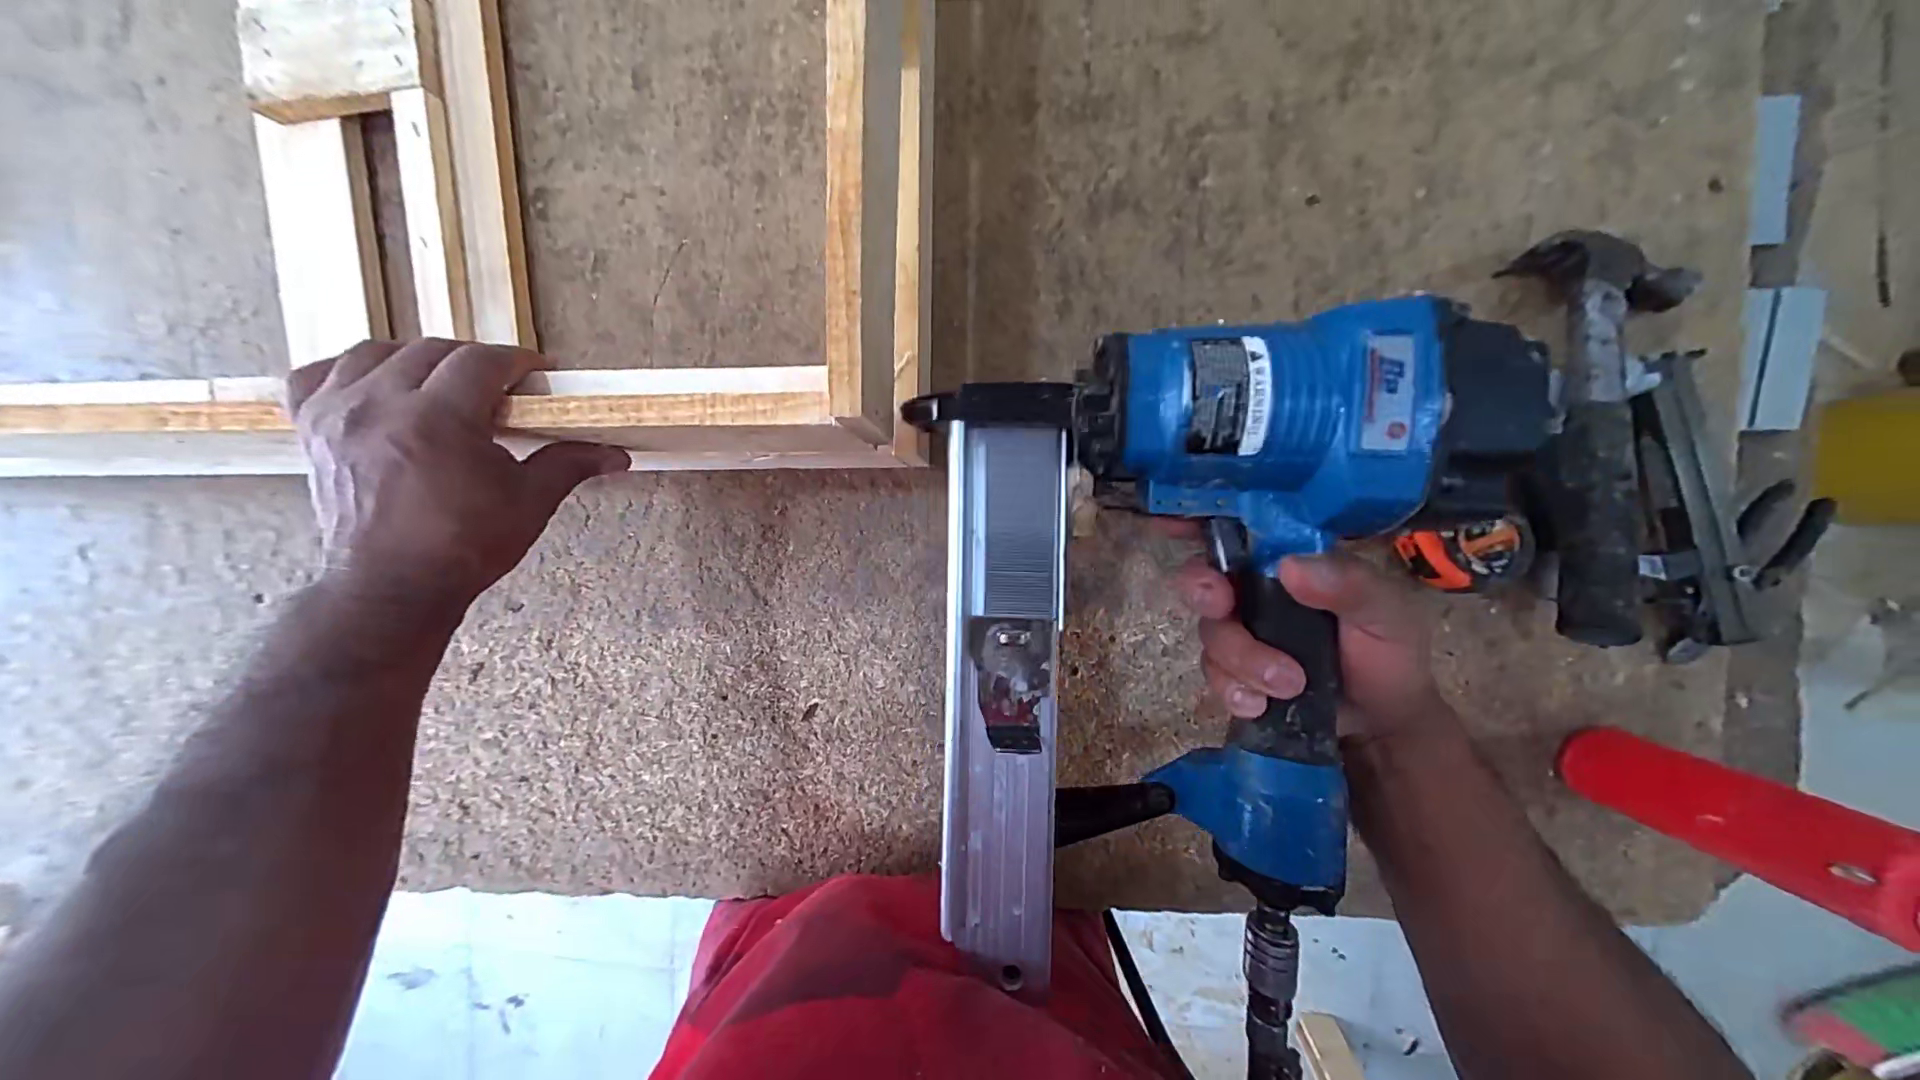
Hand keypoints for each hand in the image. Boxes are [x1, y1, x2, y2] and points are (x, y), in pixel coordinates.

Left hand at [287, 339, 629, 608]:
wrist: (393, 585)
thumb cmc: (464, 546)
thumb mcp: (529, 502)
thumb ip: (569, 464)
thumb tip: (616, 454)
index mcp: (438, 420)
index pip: (481, 361)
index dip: (517, 360)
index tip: (539, 372)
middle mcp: (380, 404)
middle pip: (432, 350)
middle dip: (476, 360)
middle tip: (505, 385)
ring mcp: (336, 413)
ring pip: (375, 352)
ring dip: (418, 358)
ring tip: (446, 383)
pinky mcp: (312, 429)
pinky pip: (318, 374)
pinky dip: (351, 370)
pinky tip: (378, 385)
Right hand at [1170, 541, 1451, 743]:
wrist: (1382, 724)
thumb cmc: (1388, 653)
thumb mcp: (1385, 612)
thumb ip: (1349, 585)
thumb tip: (1290, 567)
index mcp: (1285, 561)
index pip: (1234, 529)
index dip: (1194, 519)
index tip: (1168, 522)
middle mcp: (1252, 590)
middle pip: (1201, 577)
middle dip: (1201, 588)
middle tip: (1220, 605)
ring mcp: (1239, 632)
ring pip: (1209, 632)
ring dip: (1241, 658)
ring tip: (1287, 685)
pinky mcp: (1233, 673)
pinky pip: (1213, 674)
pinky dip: (1232, 689)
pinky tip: (1259, 705)